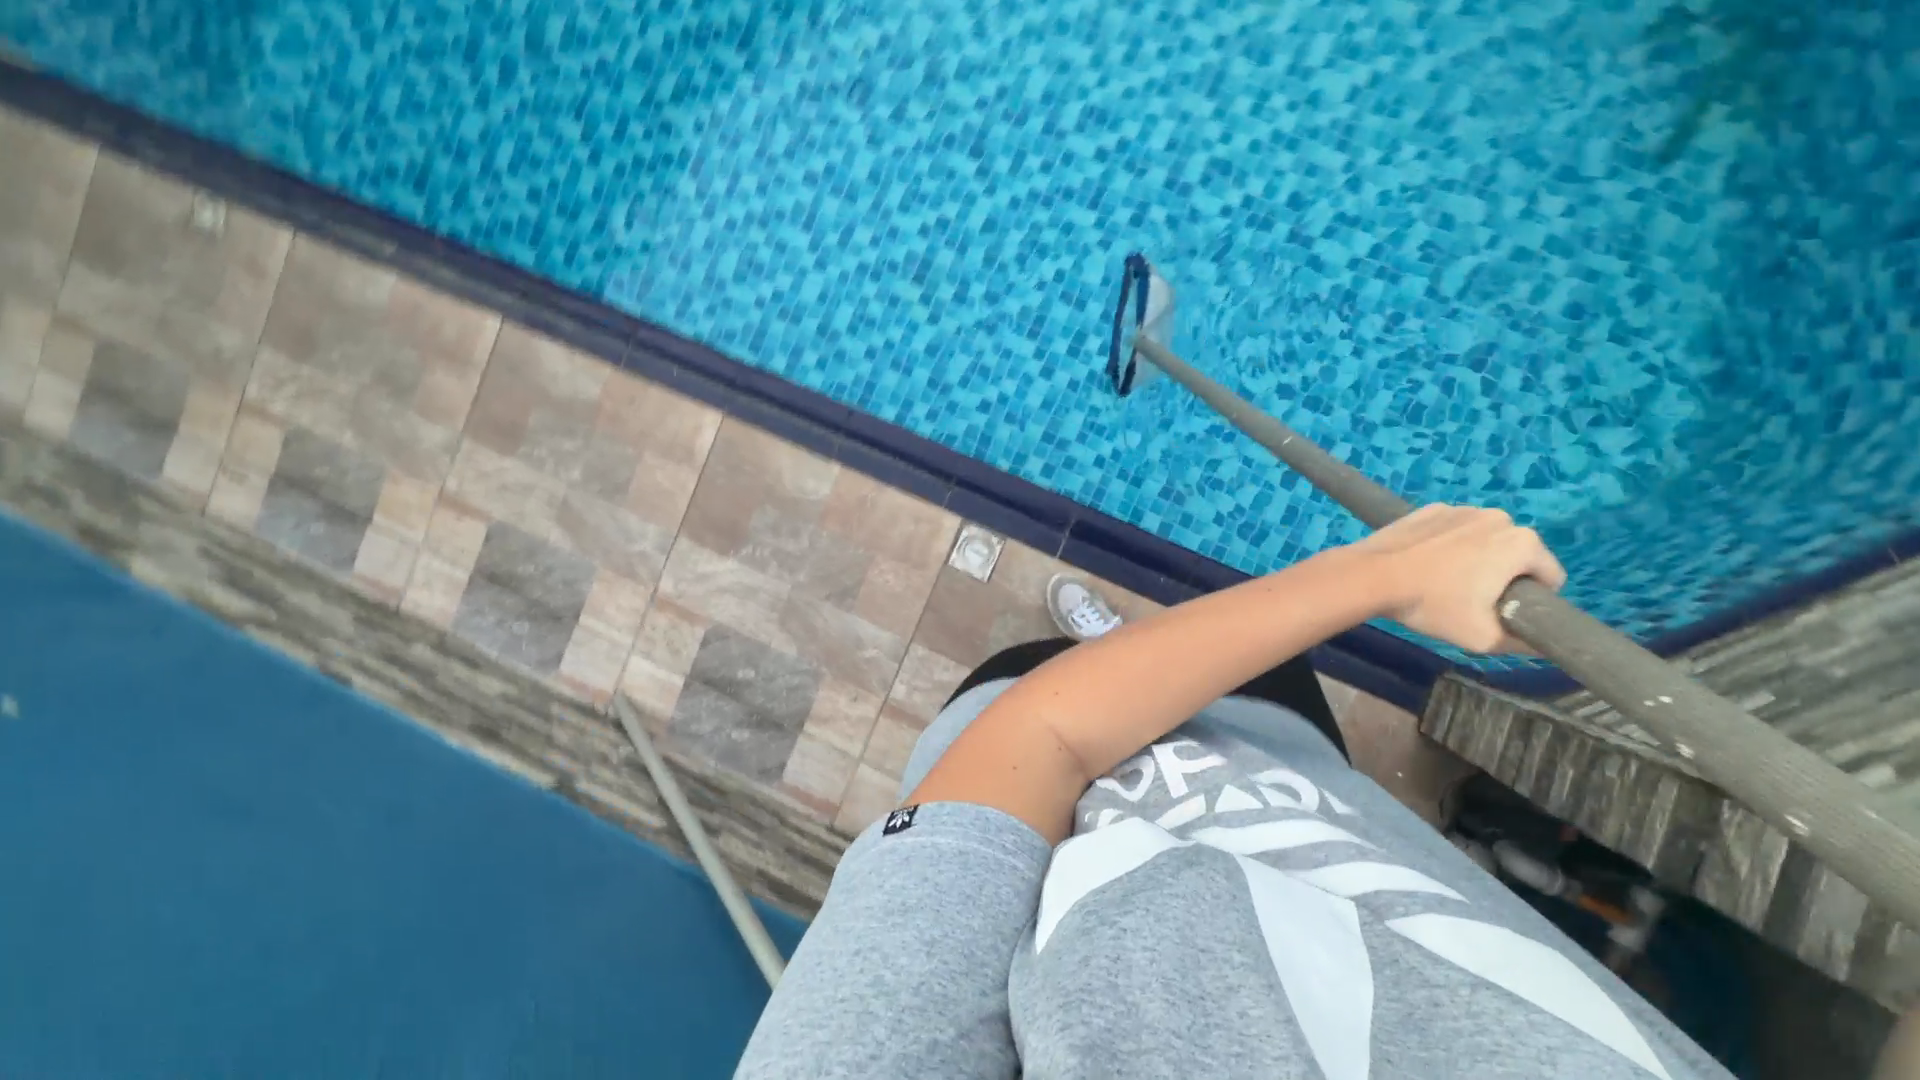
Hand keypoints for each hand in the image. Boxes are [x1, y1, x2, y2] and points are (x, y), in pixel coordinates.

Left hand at [1347, 503, 1566, 653]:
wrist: (1371, 576)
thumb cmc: (1432, 605)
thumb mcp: (1484, 637)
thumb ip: (1524, 643)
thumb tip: (1545, 646)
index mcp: (1523, 542)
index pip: (1550, 576)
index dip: (1533, 599)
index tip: (1500, 611)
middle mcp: (1499, 517)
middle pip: (1518, 555)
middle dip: (1503, 577)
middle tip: (1469, 599)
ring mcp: (1463, 508)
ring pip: (1486, 541)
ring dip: (1477, 558)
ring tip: (1444, 581)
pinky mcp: (1432, 509)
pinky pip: (1455, 531)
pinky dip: (1448, 545)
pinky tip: (1425, 563)